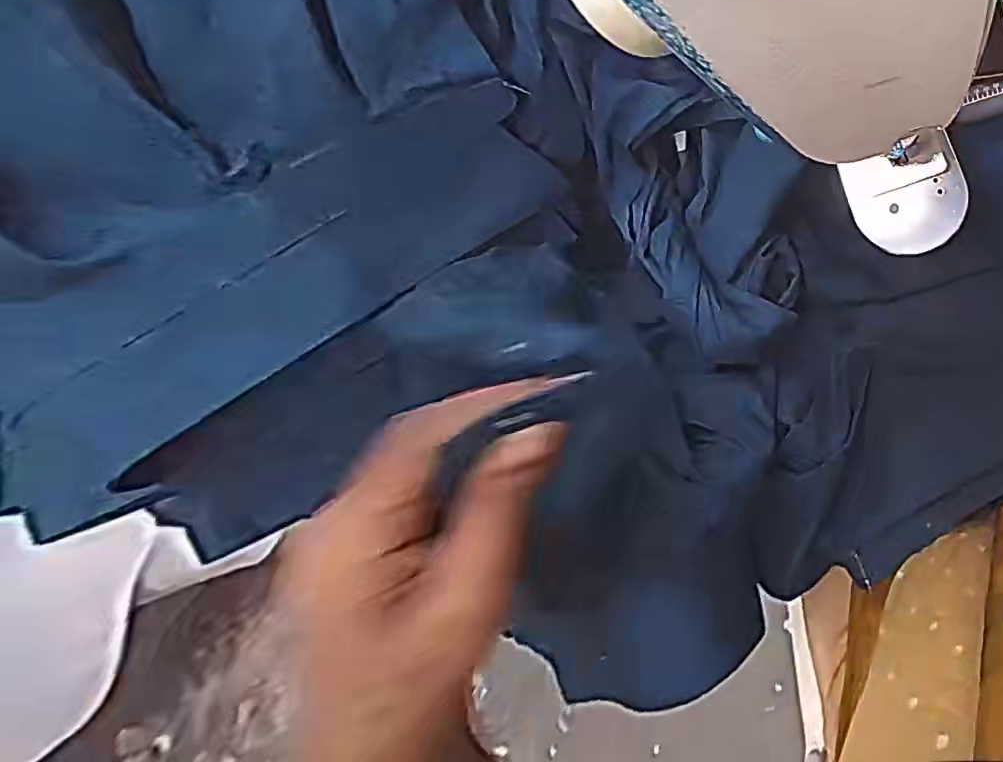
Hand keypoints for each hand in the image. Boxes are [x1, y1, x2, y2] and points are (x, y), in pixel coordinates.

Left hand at [279, 380, 567, 761]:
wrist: (384, 733)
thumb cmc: (422, 674)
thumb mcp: (470, 589)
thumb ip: (501, 502)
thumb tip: (540, 429)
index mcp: (350, 525)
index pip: (423, 431)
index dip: (491, 399)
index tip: (553, 386)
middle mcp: (336, 515)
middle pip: (418, 432)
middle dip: (491, 407)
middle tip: (555, 396)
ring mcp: (345, 524)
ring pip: (420, 446)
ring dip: (482, 426)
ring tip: (540, 416)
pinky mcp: (364, 533)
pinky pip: (420, 468)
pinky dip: (468, 450)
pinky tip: (504, 452)